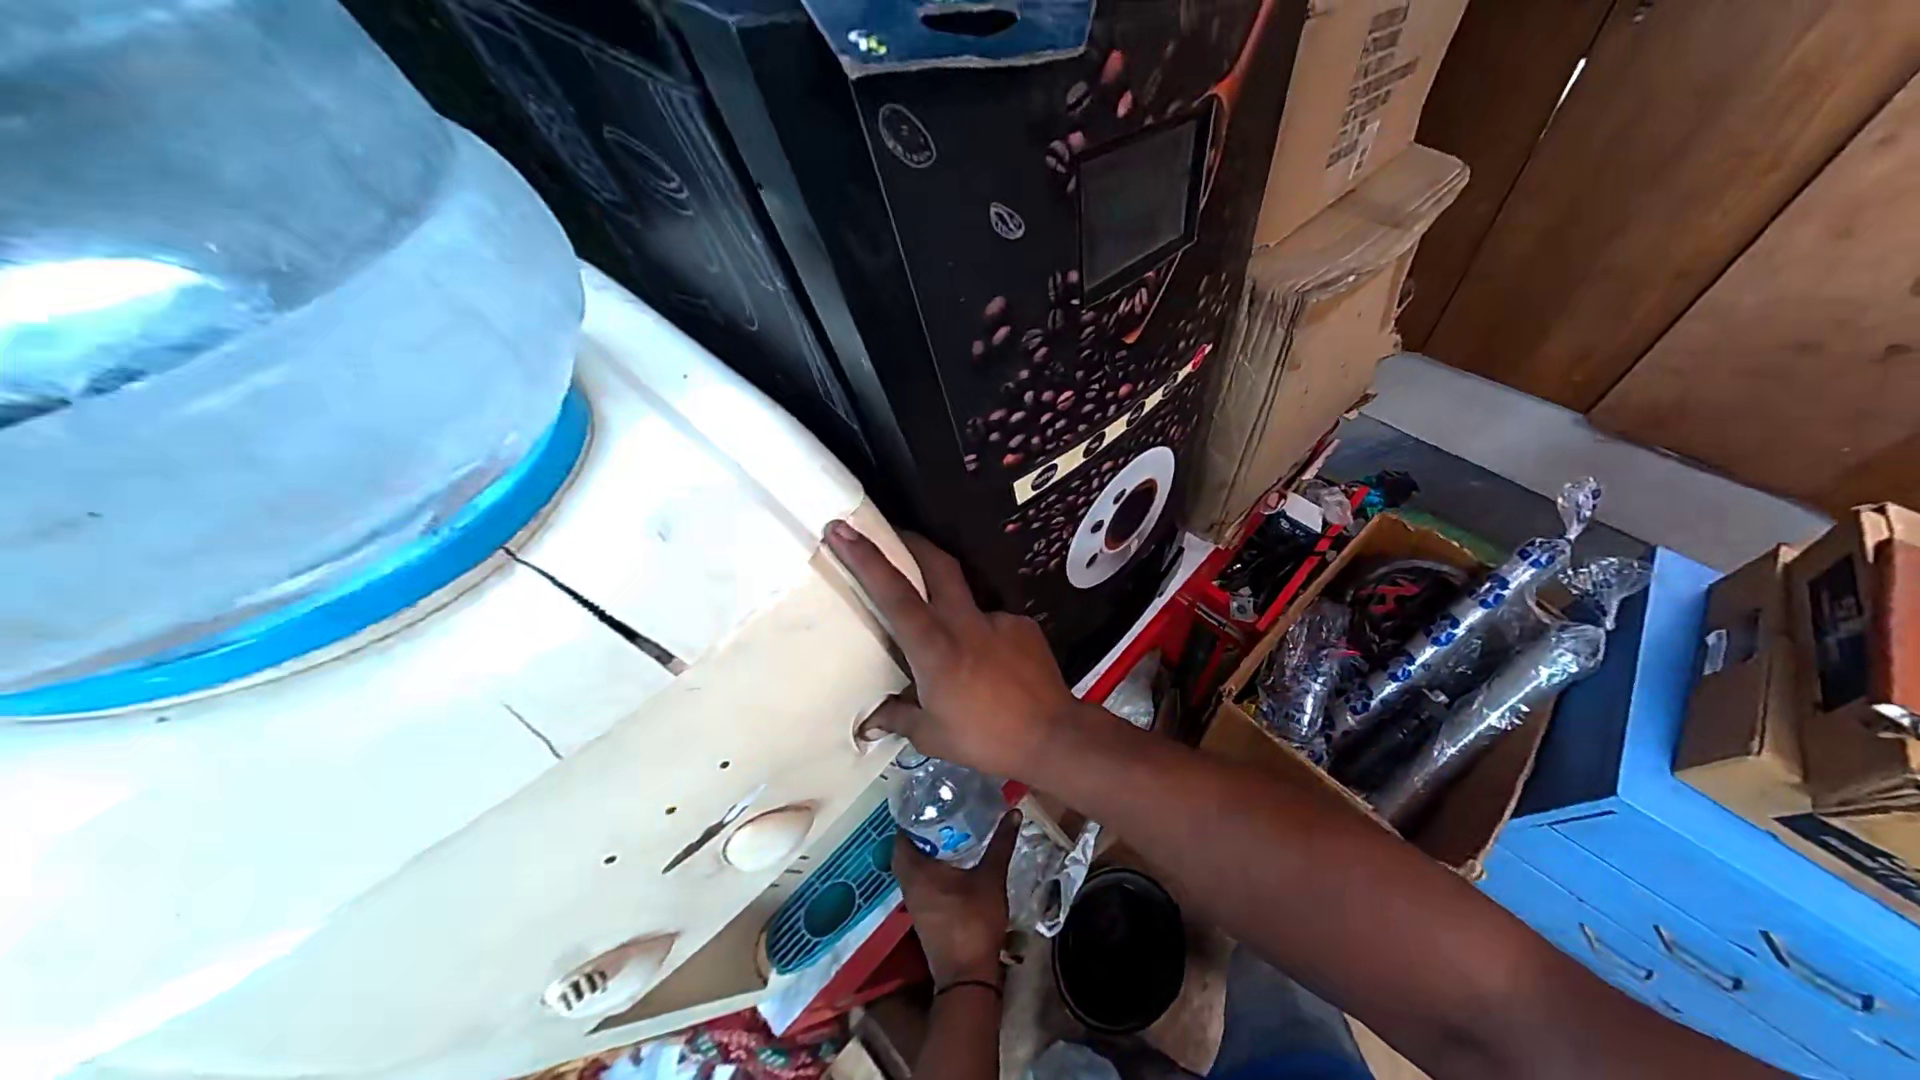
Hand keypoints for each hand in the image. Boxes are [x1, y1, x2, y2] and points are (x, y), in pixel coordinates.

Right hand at [826, 521, 1078, 778]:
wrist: (1053, 736)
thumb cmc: (985, 738)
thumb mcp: (932, 736)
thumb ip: (898, 718)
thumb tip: (870, 719)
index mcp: (935, 647)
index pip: (894, 594)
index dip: (866, 560)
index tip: (843, 530)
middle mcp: (966, 622)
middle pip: (937, 564)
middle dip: (912, 542)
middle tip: (894, 536)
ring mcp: (998, 620)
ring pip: (965, 596)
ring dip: (950, 603)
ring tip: (955, 645)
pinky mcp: (1023, 625)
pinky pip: (993, 622)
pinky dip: (982, 636)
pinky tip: (989, 664)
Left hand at [894, 811, 1019, 986]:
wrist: (967, 974)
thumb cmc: (975, 920)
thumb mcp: (991, 877)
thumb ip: (1001, 843)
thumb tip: (1014, 812)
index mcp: (917, 870)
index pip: (901, 834)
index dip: (911, 816)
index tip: (928, 800)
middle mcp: (908, 884)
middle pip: (904, 850)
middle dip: (919, 832)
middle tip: (941, 814)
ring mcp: (913, 902)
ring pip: (910, 868)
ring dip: (924, 852)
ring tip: (947, 833)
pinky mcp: (921, 915)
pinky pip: (918, 882)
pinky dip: (928, 869)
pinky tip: (950, 864)